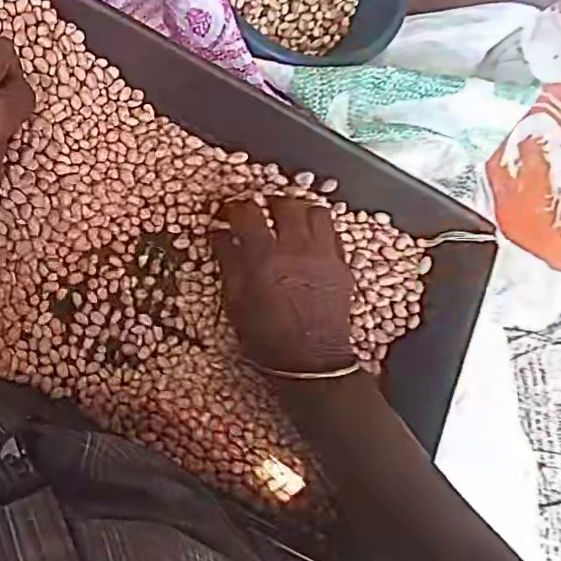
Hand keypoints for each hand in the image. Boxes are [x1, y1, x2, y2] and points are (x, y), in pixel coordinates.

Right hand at [211, 197, 356, 374]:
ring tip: (286, 217)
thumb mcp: (235, 300)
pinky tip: (307, 237)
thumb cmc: (265, 336)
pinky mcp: (342, 265)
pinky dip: (317, 227)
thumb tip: (219, 234)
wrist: (309, 360)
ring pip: (315, 211)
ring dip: (297, 209)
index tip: (227, 210)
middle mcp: (296, 250)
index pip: (246, 214)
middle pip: (284, 204)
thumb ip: (228, 261)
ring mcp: (323, 255)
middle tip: (258, 208)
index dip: (233, 207)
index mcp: (264, 259)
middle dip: (267, 201)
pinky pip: (333, 232)